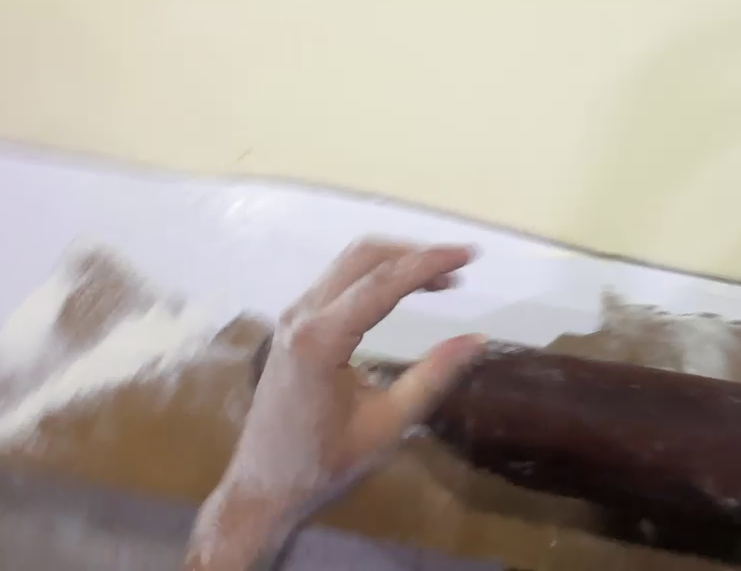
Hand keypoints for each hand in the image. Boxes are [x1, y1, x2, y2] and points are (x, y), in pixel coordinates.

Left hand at [186, 238, 485, 570]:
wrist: (262, 487)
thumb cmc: (325, 464)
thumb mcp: (388, 425)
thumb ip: (433, 376)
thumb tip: (478, 339)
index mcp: (320, 339)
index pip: (382, 282)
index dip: (428, 262)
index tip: (467, 255)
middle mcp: (303, 313)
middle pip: (364, 256)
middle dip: (414, 253)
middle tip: (457, 265)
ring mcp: (295, 313)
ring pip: (351, 262)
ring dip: (397, 260)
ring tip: (440, 278)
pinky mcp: (296, 320)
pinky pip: (341, 278)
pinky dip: (378, 273)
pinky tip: (405, 288)